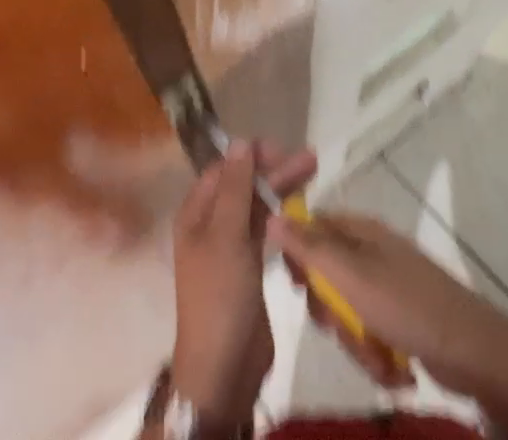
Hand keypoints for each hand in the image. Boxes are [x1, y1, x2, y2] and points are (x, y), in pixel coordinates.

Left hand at [169, 140, 315, 427]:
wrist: (224, 364)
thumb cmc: (220, 295)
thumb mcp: (227, 237)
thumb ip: (236, 189)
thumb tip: (239, 142)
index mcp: (194, 214)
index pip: (222, 171)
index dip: (250, 156)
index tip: (282, 147)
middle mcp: (209, 226)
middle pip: (242, 186)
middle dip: (272, 170)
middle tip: (310, 159)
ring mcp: (229, 248)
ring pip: (256, 207)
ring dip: (280, 190)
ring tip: (313, 172)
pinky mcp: (249, 269)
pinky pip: (264, 232)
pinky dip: (281, 217)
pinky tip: (301, 209)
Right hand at [268, 213, 507, 395]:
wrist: (474, 353)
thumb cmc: (406, 306)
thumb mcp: (349, 276)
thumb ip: (308, 247)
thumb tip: (273, 214)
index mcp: (363, 231)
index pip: (313, 224)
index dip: (297, 250)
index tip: (295, 281)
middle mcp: (374, 252)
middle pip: (326, 273)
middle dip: (328, 309)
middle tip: (334, 323)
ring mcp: (390, 287)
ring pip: (347, 310)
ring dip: (354, 339)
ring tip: (374, 355)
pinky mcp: (402, 318)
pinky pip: (371, 331)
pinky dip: (376, 353)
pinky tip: (391, 367)